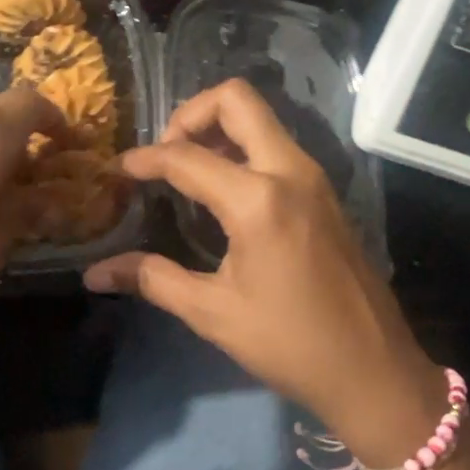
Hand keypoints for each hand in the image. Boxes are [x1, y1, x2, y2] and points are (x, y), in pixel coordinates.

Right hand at [83, 80, 441, 462]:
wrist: (374, 370)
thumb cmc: (290, 344)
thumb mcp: (213, 313)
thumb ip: (153, 279)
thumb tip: (95, 273)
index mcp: (258, 199)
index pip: (187, 156)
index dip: (145, 159)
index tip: (119, 170)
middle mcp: (289, 171)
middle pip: (236, 100)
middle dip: (190, 113)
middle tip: (166, 153)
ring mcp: (314, 176)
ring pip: (261, 117)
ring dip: (219, 127)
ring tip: (188, 167)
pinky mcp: (325, 190)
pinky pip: (277, 143)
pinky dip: (243, 146)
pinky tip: (223, 188)